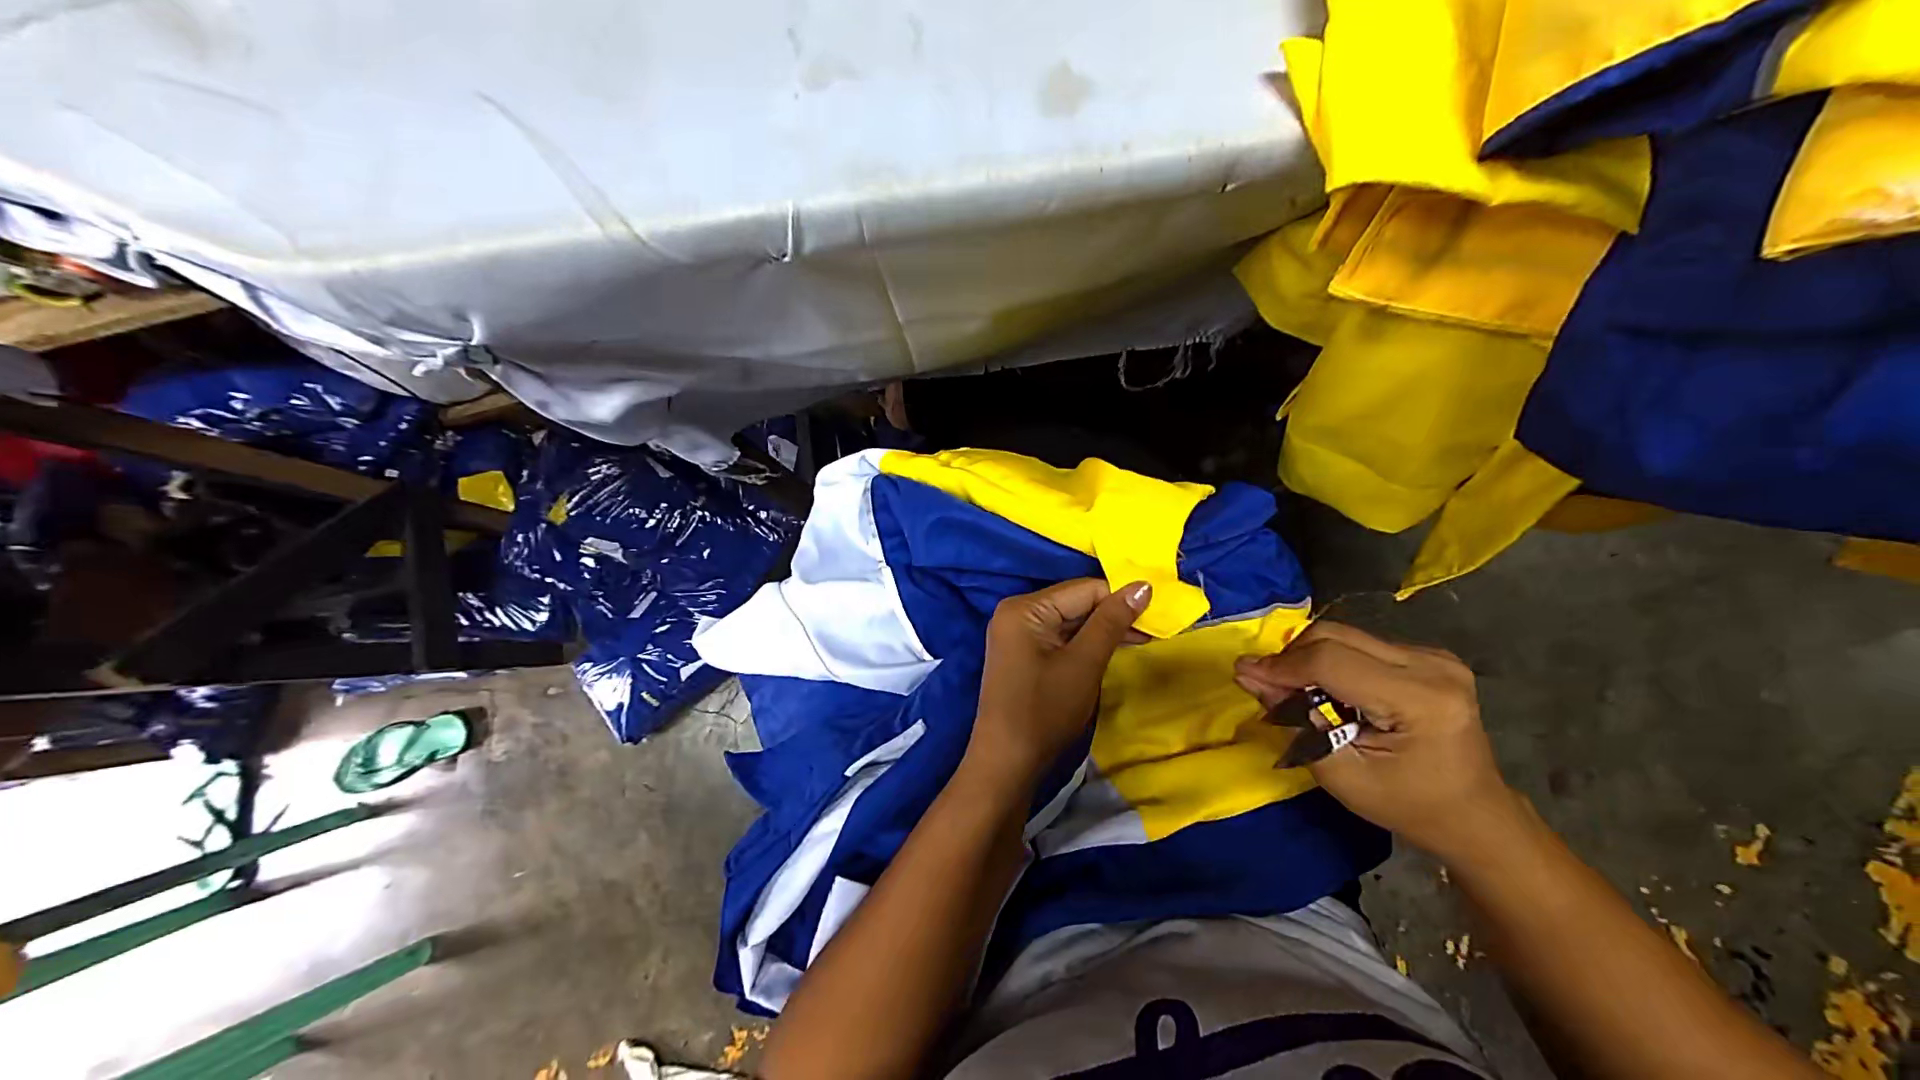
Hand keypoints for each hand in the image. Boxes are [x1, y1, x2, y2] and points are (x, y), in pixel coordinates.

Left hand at [968, 578, 1151, 786]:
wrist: (1007, 760)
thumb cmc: (1045, 710)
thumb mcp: (1084, 663)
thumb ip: (1112, 621)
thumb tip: (1144, 585)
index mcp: (1025, 608)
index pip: (1085, 589)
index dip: (1122, 599)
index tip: (1158, 616)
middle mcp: (1016, 611)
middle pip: (1076, 602)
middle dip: (1114, 615)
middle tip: (1155, 632)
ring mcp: (1017, 632)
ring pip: (1071, 620)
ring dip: (1103, 630)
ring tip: (1142, 641)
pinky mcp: (1022, 652)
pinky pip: (1060, 636)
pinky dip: (1086, 643)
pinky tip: (1112, 650)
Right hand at [1233, 621, 1520, 861]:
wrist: (1472, 813)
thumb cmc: (1408, 804)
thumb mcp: (1342, 775)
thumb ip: (1296, 722)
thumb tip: (1249, 675)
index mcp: (1421, 700)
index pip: (1332, 662)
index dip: (1282, 666)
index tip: (1244, 675)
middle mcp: (1433, 666)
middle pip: (1336, 636)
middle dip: (1292, 658)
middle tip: (1269, 688)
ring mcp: (1434, 656)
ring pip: (1344, 635)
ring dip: (1310, 659)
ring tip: (1301, 694)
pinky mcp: (1429, 655)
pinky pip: (1359, 643)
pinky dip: (1331, 661)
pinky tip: (1331, 692)